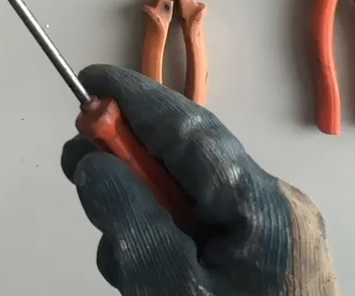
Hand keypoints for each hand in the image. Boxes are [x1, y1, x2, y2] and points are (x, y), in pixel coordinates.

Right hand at [60, 66, 338, 295]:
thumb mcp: (171, 292)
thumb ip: (129, 220)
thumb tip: (90, 161)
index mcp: (265, 209)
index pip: (188, 128)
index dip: (134, 97)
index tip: (87, 80)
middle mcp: (276, 208)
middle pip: (186, 154)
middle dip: (128, 154)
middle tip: (79, 164)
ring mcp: (272, 234)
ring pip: (188, 187)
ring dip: (141, 201)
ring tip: (118, 248)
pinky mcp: (262, 257)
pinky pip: (199, 219)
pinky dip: (162, 229)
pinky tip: (147, 268)